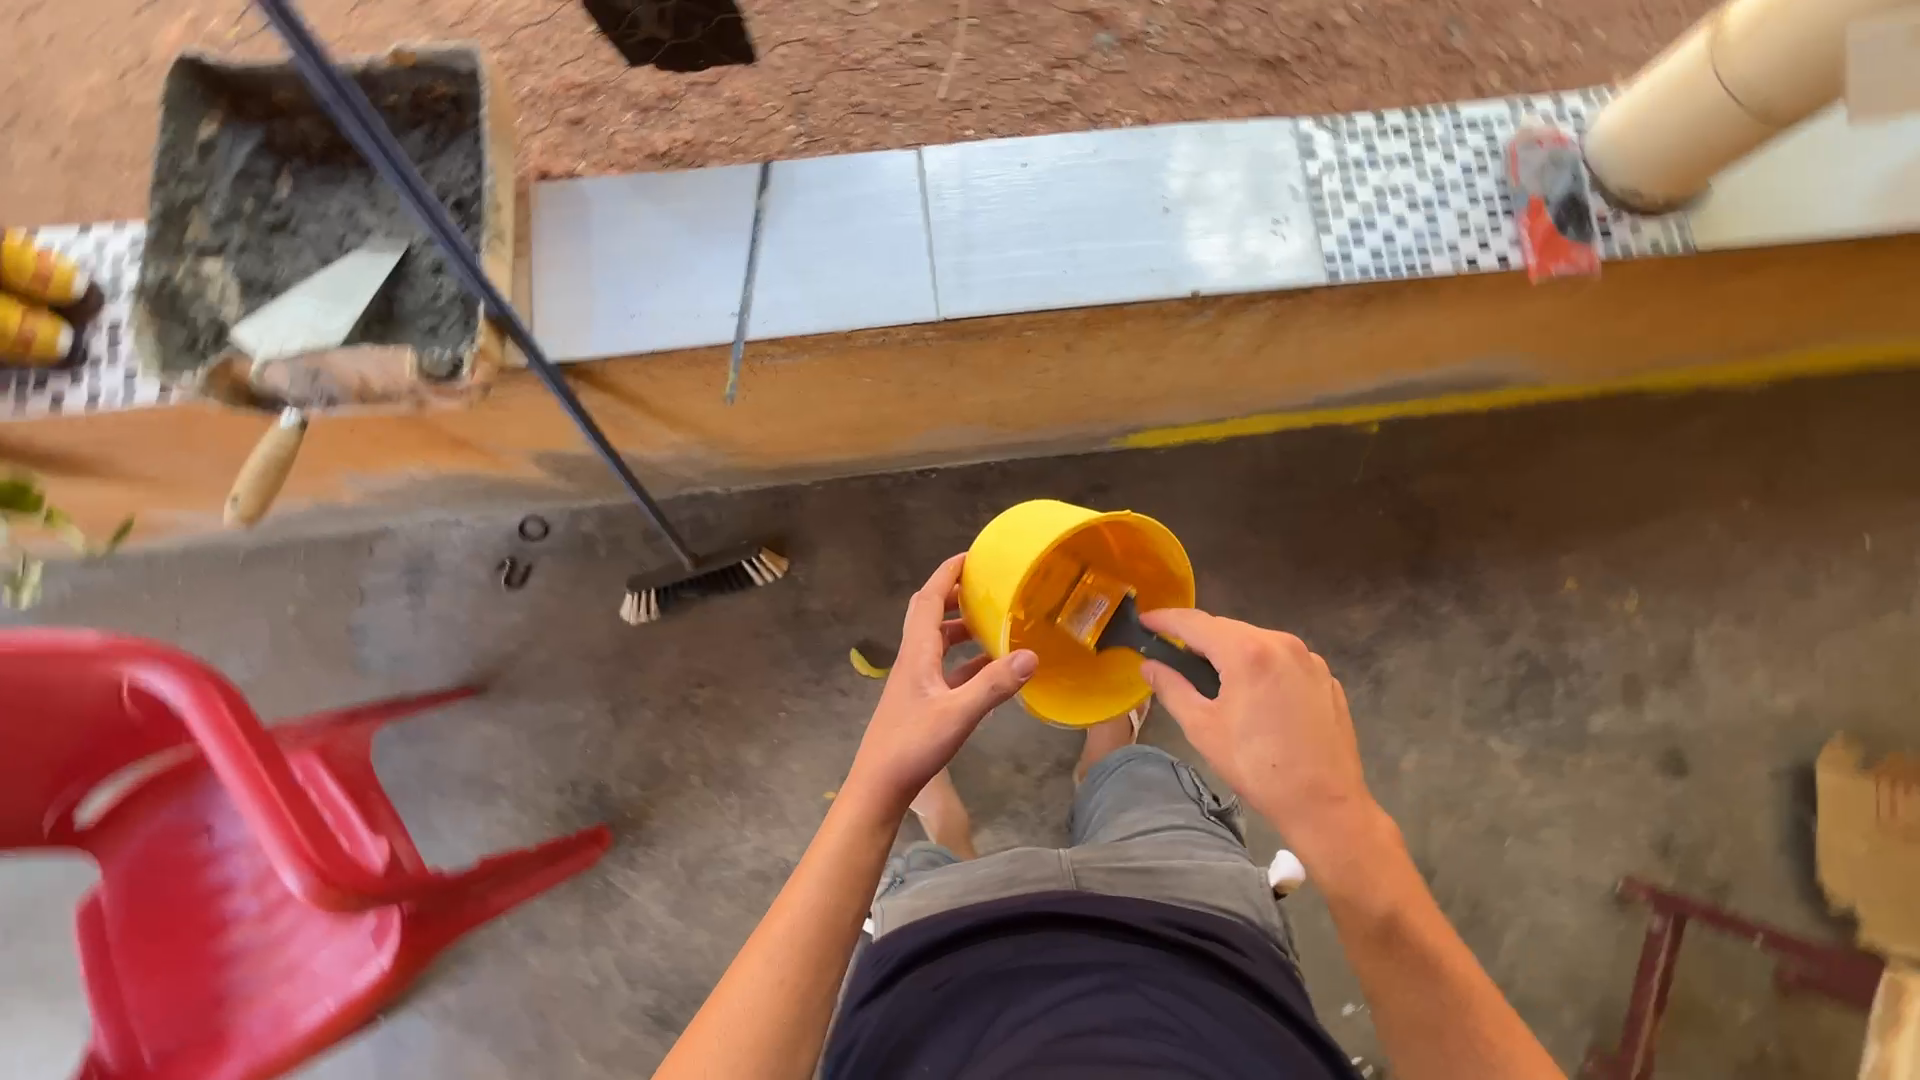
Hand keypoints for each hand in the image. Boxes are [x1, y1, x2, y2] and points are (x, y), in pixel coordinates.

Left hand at [841, 554, 1037, 819]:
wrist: (879, 786)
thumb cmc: (912, 745)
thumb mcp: (958, 714)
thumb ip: (994, 685)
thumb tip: (1031, 655)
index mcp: (917, 652)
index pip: (929, 599)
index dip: (947, 573)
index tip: (971, 556)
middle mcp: (913, 659)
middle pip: (930, 614)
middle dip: (956, 595)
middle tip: (987, 587)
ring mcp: (915, 682)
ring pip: (938, 642)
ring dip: (961, 627)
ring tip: (994, 624)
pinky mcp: (920, 701)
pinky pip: (945, 668)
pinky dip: (965, 660)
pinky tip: (989, 669)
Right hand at [1138, 609, 1382, 861]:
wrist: (1325, 804)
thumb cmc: (1257, 767)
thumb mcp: (1202, 728)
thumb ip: (1172, 688)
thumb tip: (1149, 665)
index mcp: (1247, 652)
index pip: (1195, 622)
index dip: (1164, 619)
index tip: (1144, 620)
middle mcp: (1281, 643)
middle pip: (1227, 628)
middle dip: (1197, 636)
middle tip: (1171, 651)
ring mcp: (1309, 658)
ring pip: (1256, 641)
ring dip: (1229, 650)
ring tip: (1210, 675)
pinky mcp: (1325, 677)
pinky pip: (1281, 659)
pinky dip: (1259, 664)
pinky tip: (1253, 693)